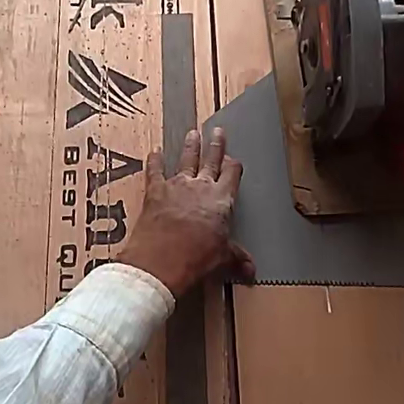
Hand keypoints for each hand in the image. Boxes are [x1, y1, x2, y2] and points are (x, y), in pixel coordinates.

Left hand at [115, 127, 252, 296]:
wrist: (162, 261)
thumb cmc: (196, 259)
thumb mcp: (222, 260)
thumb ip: (236, 260)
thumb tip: (250, 272)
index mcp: (222, 200)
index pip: (232, 175)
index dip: (233, 166)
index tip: (233, 159)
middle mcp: (201, 187)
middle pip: (211, 160)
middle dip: (215, 145)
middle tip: (217, 131)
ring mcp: (177, 186)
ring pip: (186, 159)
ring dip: (190, 146)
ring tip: (192, 133)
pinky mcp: (155, 191)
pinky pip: (155, 171)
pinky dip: (154, 161)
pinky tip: (153, 152)